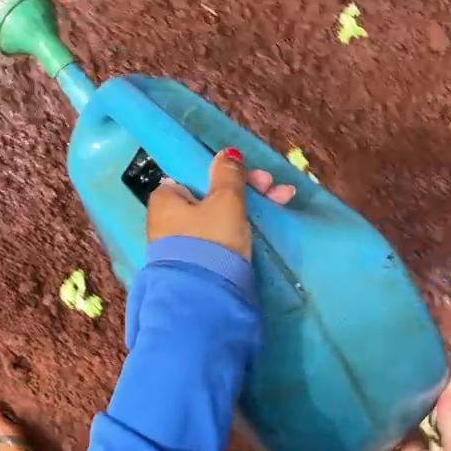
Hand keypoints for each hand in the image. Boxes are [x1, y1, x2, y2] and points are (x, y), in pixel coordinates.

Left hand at [146, 148, 296, 258]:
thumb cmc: (211, 240)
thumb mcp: (225, 201)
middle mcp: (168, 218)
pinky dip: (240, 228)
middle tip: (276, 190)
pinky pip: (219, 235)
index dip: (228, 173)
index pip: (197, 175)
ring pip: (220, 215)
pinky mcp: (196, 262)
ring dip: (250, 207)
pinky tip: (265, 224)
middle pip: (212, 195)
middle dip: (247, 190)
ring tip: (284, 200)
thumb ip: (228, 174)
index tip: (257, 177)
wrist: (205, 299)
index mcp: (166, 198)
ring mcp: (181, 242)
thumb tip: (226, 152)